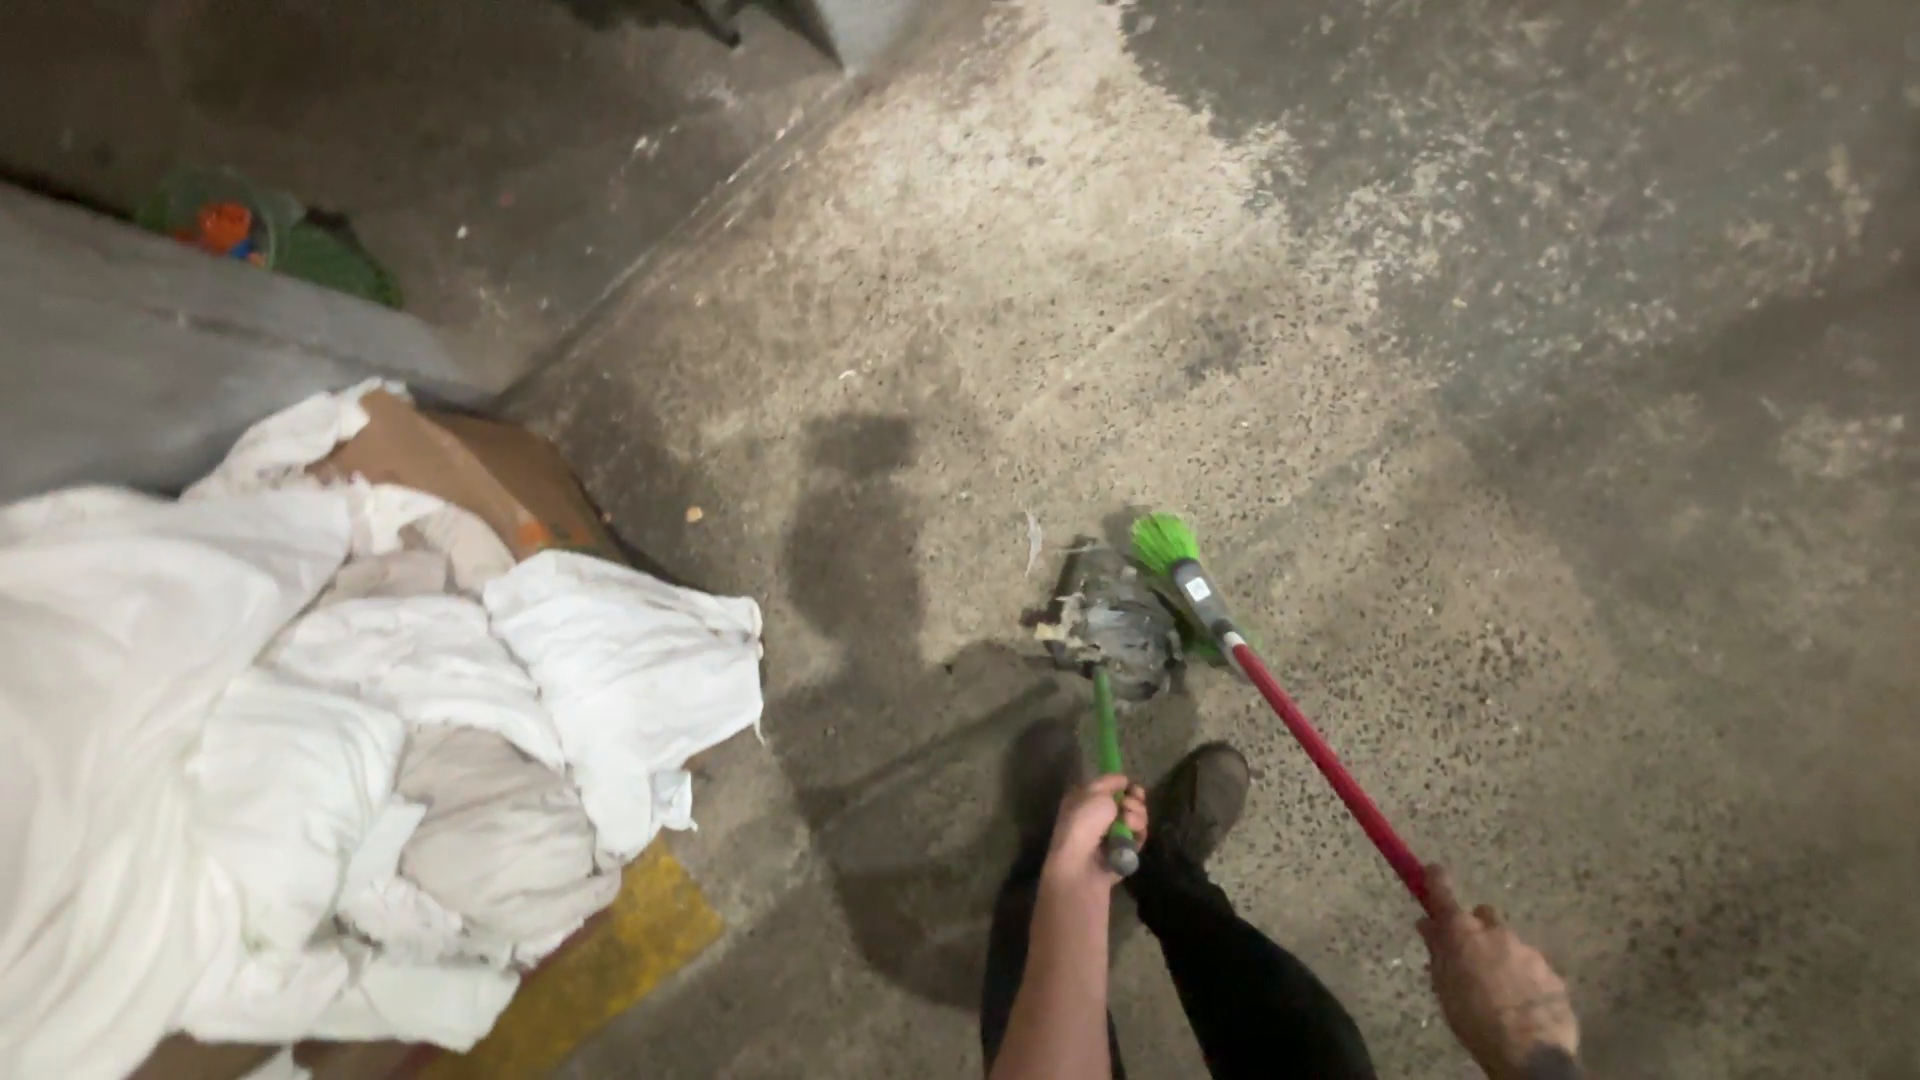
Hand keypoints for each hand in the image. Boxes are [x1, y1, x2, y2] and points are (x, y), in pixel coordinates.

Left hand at [1040, 775, 1147, 894]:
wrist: (1081, 866)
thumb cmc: (1083, 823)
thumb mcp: (1095, 792)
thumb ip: (1111, 782)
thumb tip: (1123, 780)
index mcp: (1085, 800)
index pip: (1110, 788)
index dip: (1125, 787)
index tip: (1133, 789)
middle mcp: (1097, 817)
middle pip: (1128, 804)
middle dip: (1134, 803)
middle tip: (1127, 807)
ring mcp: (1109, 837)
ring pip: (1135, 821)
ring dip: (1137, 818)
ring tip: (1128, 823)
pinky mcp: (1121, 854)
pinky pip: (1137, 840)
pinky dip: (1138, 836)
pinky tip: (1133, 836)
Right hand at [1418, 865, 1578, 1079]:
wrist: (1528, 1054)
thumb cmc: (1471, 1017)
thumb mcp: (1442, 984)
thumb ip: (1437, 949)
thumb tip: (1428, 924)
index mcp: (1463, 931)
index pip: (1443, 889)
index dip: (1435, 879)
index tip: (1431, 872)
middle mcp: (1497, 932)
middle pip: (1484, 915)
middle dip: (1477, 928)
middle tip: (1472, 954)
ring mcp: (1529, 952)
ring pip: (1511, 943)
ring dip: (1503, 956)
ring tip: (1500, 990)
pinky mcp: (1554, 975)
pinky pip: (1533, 967)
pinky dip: (1525, 977)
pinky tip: (1522, 1003)